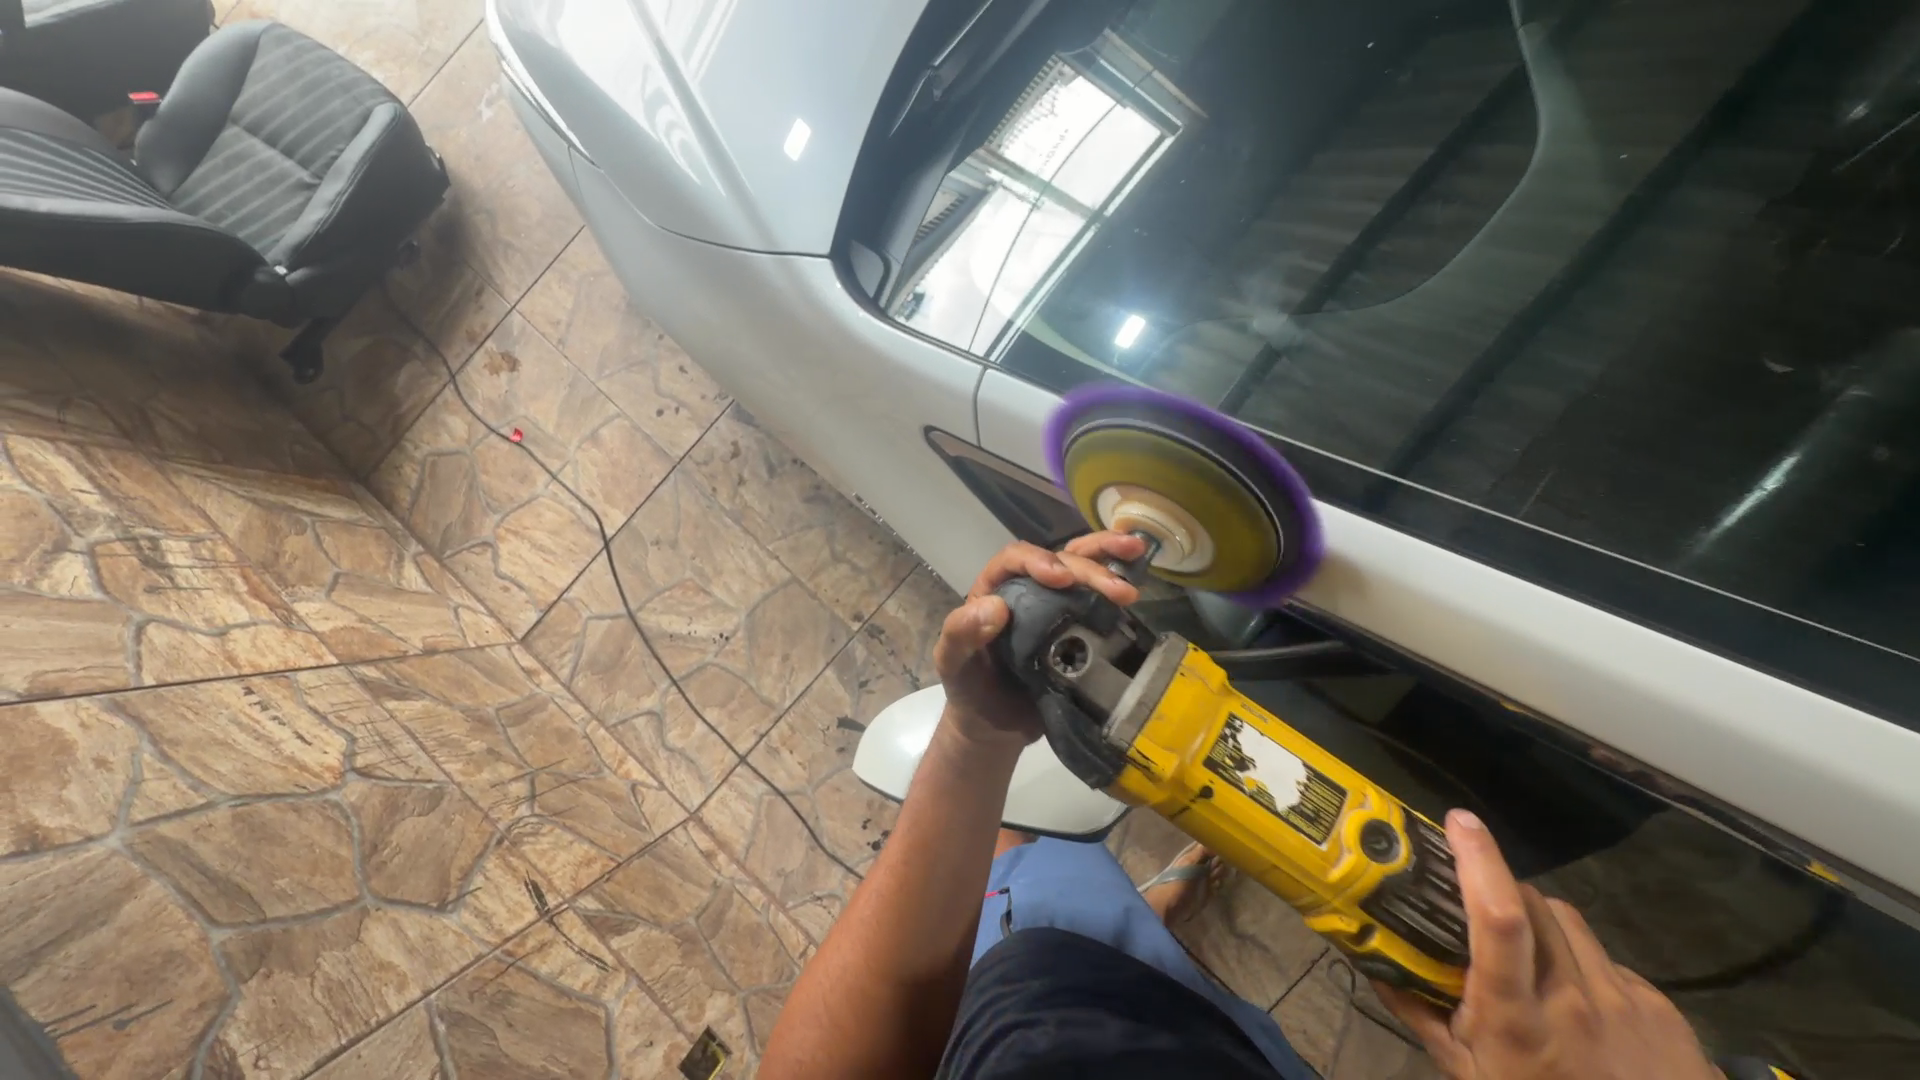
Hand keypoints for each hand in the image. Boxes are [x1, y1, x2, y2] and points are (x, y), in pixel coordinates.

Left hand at [933, 532, 1147, 750]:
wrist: (997, 728)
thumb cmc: (969, 690)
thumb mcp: (952, 664)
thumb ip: (961, 634)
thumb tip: (996, 607)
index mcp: (994, 589)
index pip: (1015, 559)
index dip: (1039, 561)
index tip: (1062, 578)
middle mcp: (1028, 589)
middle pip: (1060, 560)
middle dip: (1090, 568)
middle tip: (1118, 590)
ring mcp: (1058, 607)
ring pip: (1083, 566)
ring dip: (1110, 558)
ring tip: (1137, 553)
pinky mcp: (1083, 628)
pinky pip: (1100, 598)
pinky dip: (1119, 582)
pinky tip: (1140, 578)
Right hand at [1375, 810, 1722, 1079]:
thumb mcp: (1466, 1073)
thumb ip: (1418, 1014)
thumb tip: (1371, 960)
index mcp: (1516, 1017)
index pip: (1498, 920)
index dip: (1479, 861)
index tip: (1459, 821)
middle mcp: (1573, 1000)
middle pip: (1531, 904)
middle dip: (1499, 890)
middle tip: (1478, 907)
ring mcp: (1625, 1002)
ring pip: (1568, 919)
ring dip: (1538, 919)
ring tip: (1529, 952)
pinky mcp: (1663, 1009)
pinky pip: (1608, 957)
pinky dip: (1581, 961)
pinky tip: (1579, 1000)